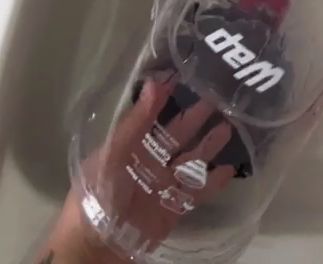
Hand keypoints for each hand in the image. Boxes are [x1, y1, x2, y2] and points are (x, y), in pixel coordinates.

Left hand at [44, 74, 238, 260]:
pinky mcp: (172, 209)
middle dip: (196, 118)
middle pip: (176, 135)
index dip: (169, 97)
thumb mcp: (114, 154)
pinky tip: (228, 170)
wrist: (94, 251)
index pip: (152, 115)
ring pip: (190, 161)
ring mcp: (161, 185)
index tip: (187, 75)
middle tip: (219, 99)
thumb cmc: (98, 195)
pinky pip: (195, 192)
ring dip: (208, 146)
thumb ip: (136, 121)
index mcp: (129, 145)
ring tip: (229, 128)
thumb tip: (156, 82)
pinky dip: (212, 182)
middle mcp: (147, 161)